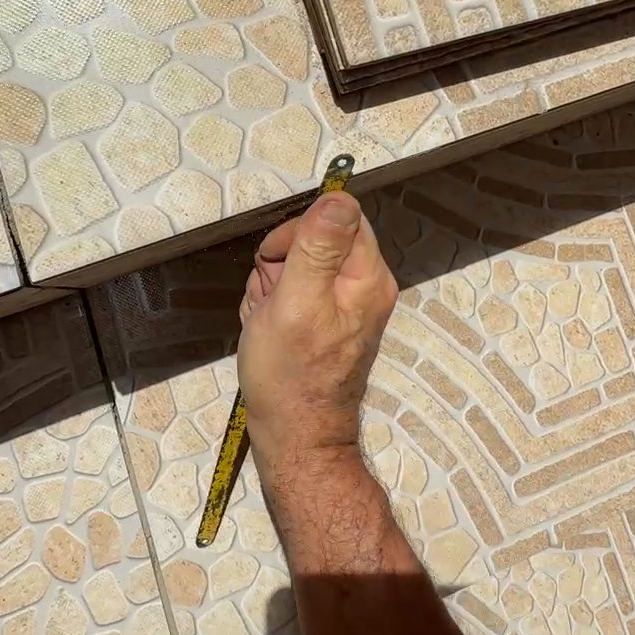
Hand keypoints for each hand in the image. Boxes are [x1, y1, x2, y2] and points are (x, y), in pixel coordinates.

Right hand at [238, 191, 398, 475]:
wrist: (294, 437)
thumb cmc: (290, 372)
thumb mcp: (297, 302)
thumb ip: (317, 247)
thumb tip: (338, 196)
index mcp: (367, 275)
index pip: (338, 215)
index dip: (300, 230)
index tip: (278, 261)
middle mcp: (364, 285)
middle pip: (316, 239)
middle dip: (280, 264)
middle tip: (271, 301)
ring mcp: (346, 304)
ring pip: (299, 265)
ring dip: (272, 286)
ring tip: (267, 321)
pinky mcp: (328, 320)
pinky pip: (295, 291)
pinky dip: (274, 305)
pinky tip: (268, 330)